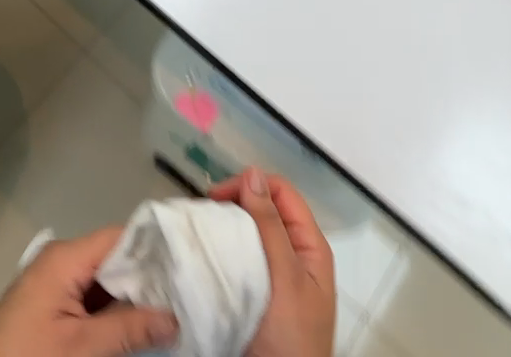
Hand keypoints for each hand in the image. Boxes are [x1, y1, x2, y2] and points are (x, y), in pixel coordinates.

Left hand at [0, 227, 180, 356]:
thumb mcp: (82, 348)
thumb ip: (128, 329)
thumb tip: (174, 317)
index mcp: (66, 258)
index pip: (121, 236)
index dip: (156, 247)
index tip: (191, 261)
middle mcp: (61, 262)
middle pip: (116, 258)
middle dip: (150, 277)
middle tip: (190, 291)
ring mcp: (56, 285)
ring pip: (106, 282)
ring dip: (135, 297)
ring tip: (176, 307)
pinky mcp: (52, 307)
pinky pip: (92, 299)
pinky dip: (116, 311)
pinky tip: (143, 325)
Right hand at [209, 167, 336, 356]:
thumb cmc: (291, 337)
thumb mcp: (286, 279)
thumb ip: (270, 227)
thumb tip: (253, 173)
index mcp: (309, 247)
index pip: (281, 193)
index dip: (250, 186)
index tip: (215, 198)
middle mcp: (293, 255)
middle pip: (264, 209)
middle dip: (234, 204)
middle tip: (204, 217)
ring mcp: (275, 274)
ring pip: (249, 233)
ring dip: (226, 227)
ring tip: (201, 234)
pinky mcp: (256, 292)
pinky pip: (239, 258)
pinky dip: (223, 250)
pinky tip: (206, 256)